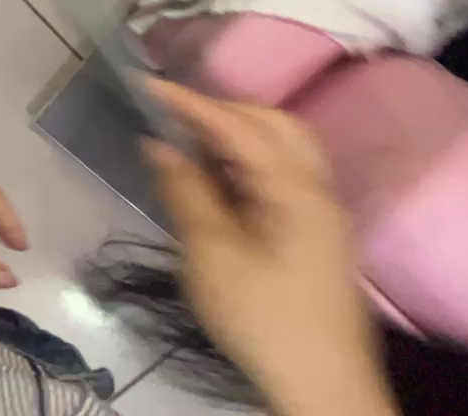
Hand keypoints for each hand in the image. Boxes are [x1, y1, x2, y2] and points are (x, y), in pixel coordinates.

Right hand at [144, 80, 397, 415]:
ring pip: (279, 147)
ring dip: (231, 132)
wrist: (323, 390)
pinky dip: (240, 157)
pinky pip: (276, 173)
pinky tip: (208, 172)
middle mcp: (316, 192)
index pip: (237, 127)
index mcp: (295, 193)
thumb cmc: (262, 317)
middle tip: (168, 110)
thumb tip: (157, 143)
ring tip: (181, 135)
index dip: (189, 102)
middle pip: (274, 125)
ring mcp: (318, 214)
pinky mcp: (310, 233)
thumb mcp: (210, 253)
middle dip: (219, 108)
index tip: (144, 82)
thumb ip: (184, 190)